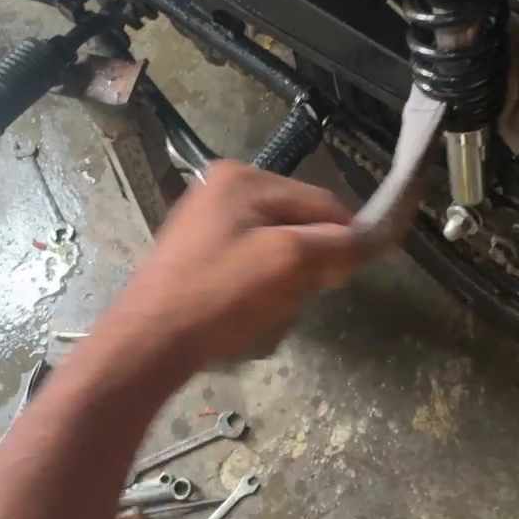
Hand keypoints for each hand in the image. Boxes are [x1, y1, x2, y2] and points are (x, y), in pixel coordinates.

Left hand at [100, 161, 363, 368]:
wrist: (150, 341)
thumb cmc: (219, 296)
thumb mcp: (287, 264)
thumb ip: (335, 245)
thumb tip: (369, 239)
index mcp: (244, 178)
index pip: (321, 201)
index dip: (345, 236)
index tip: (353, 272)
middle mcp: (223, 188)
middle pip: (298, 220)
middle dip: (311, 258)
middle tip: (308, 293)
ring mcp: (207, 219)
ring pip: (278, 243)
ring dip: (289, 275)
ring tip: (275, 305)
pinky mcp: (198, 252)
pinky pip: (252, 260)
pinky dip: (263, 283)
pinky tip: (252, 307)